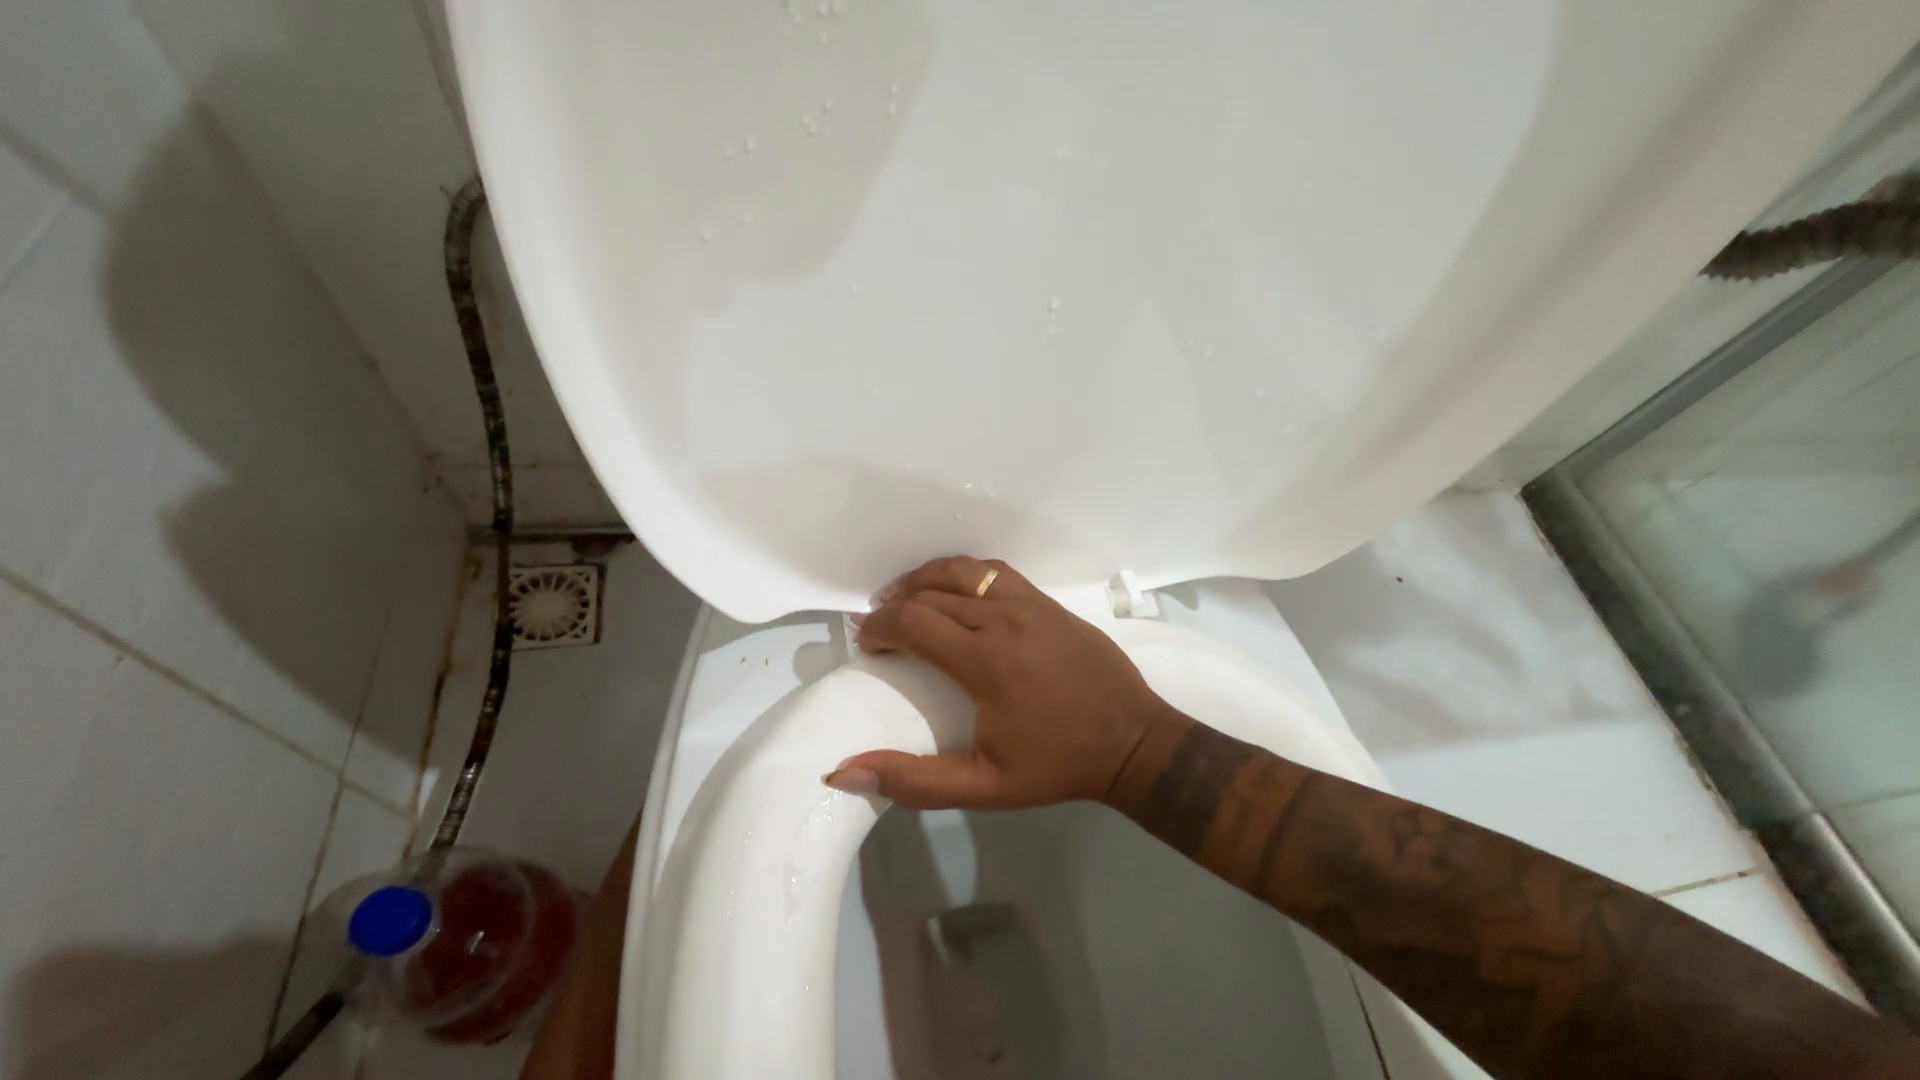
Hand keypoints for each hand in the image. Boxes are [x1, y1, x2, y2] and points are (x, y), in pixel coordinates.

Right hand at [823, 556, 1177, 809]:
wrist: (1132, 741)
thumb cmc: (1056, 766)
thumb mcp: (983, 787)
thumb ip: (914, 781)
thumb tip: (844, 771)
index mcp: (984, 662)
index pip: (912, 621)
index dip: (878, 628)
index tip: (868, 646)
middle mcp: (1004, 620)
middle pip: (930, 594)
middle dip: (894, 608)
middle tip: (881, 632)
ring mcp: (1030, 604)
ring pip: (961, 571)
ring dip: (924, 580)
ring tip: (906, 600)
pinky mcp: (1049, 602)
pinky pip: (995, 571)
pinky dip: (963, 574)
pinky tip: (956, 593)